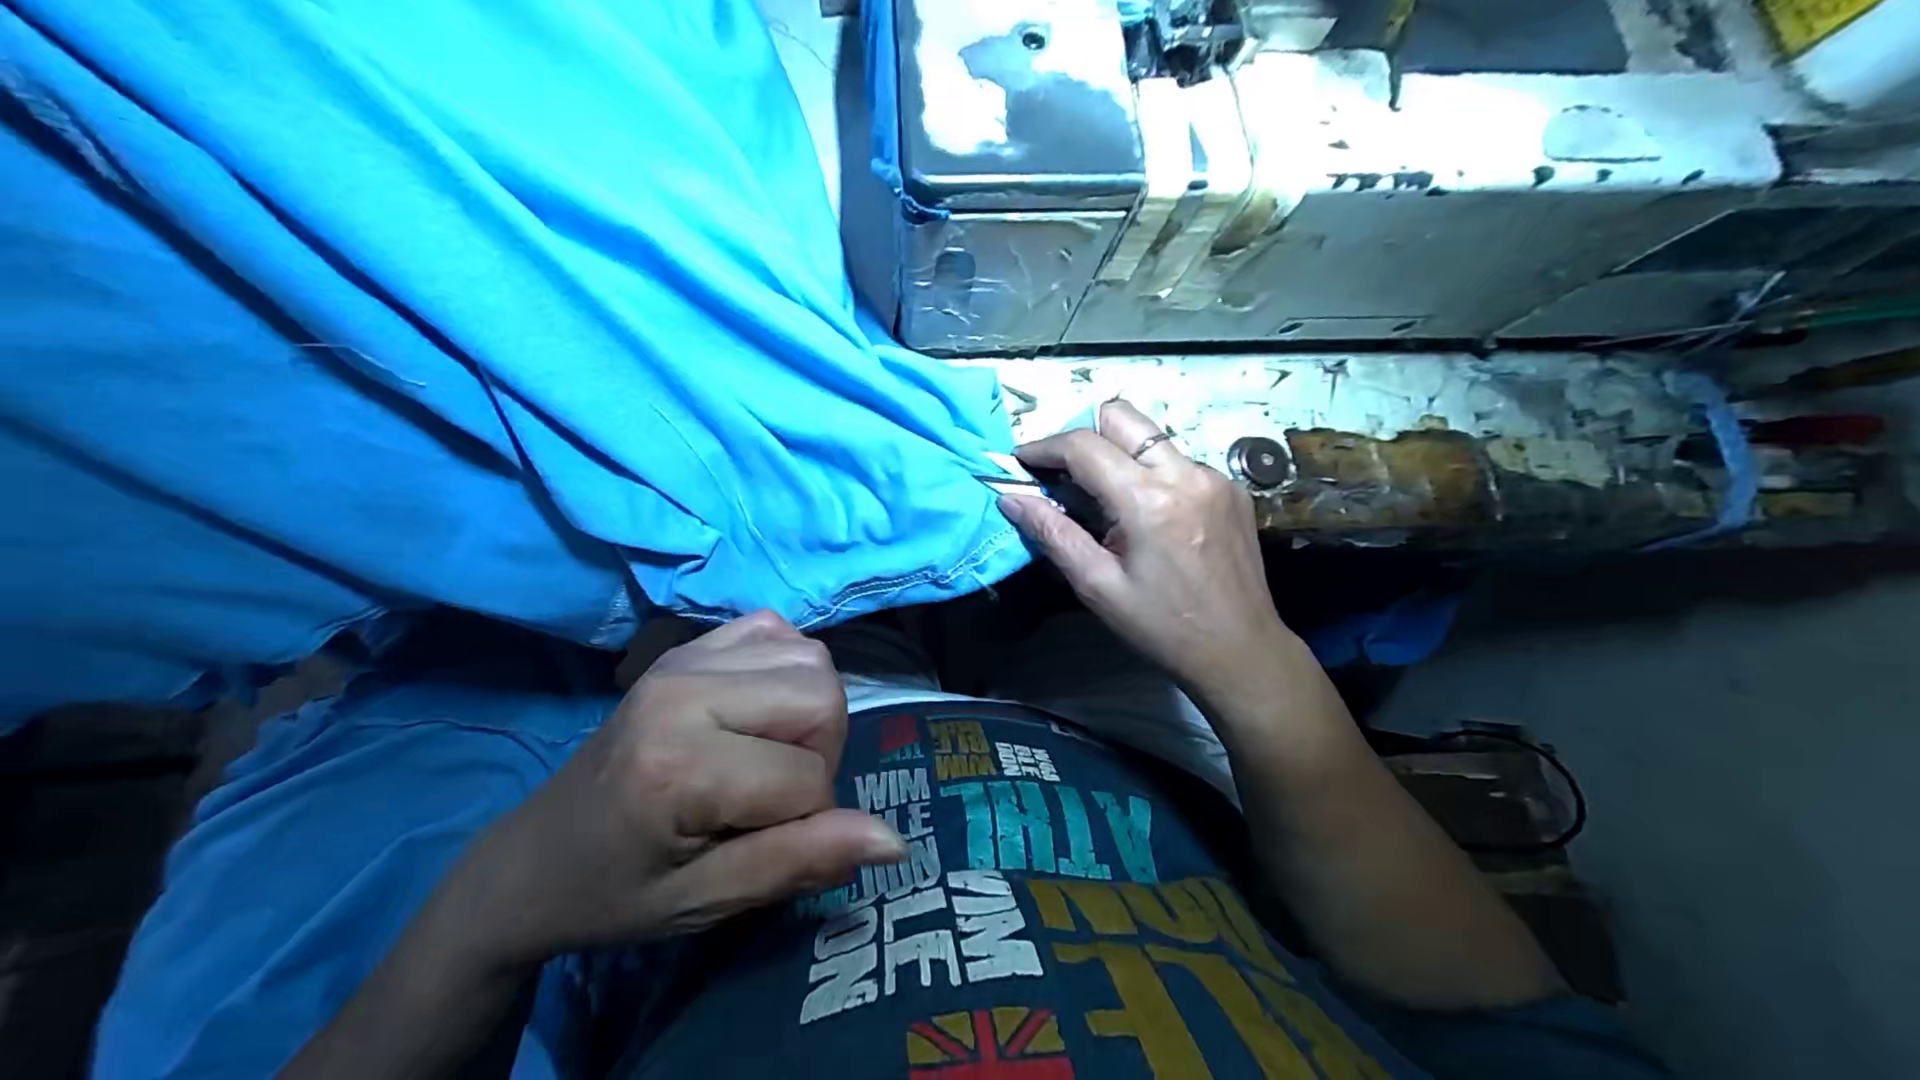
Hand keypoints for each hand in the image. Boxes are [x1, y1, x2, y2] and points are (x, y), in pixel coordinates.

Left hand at [444, 611, 907, 969]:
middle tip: (770, 791)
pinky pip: (779, 631)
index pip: (810, 775)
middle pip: (823, 694)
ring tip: (764, 749)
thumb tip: (895, 839)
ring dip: (810, 710)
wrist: (536, 856)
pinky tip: (756, 708)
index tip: (760, 837)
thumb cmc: (620, 890)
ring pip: (811, 657)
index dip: (807, 818)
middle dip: (819, 752)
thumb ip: (801, 862)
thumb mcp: (708, 899)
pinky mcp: (689, 643)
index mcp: (679, 763)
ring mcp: (685, 656)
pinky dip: (788, 670)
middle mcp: (684, 689)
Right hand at [998, 399, 1296, 705]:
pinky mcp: (1232, 488)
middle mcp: (1186, 473)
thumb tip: (1011, 498)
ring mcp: (1215, 477)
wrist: (1240, 650)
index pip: (1084, 445)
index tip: (1022, 460)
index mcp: (1149, 500)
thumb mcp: (1097, 586)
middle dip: (1083, 435)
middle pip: (1121, 417)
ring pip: (1151, 437)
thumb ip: (1052, 534)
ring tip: (1105, 500)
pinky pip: (1178, 461)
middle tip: (1064, 473)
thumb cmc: (1161, 627)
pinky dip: (1151, 473)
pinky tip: (1148, 515)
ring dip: (1118, 454)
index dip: (1045, 447)